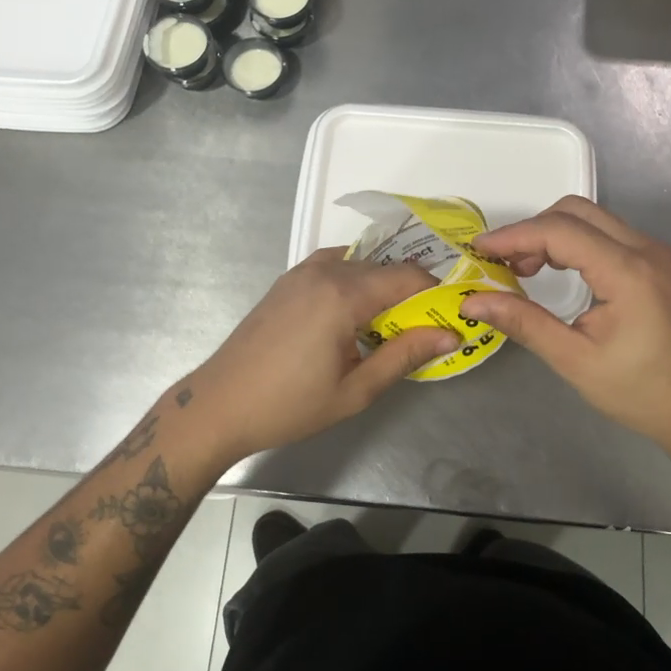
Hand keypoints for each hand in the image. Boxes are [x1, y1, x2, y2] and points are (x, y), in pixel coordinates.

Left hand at [189, 249, 457, 460]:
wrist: (220, 404)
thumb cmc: (289, 406)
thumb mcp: (355, 390)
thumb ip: (404, 355)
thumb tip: (449, 334)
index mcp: (343, 295)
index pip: (408, 277)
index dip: (435, 293)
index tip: (450, 317)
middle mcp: (324, 271)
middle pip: (385, 268)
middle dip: (411, 293)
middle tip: (424, 328)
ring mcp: (301, 272)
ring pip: (360, 265)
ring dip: (381, 287)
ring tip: (391, 324)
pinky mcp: (287, 281)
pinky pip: (334, 267)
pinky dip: (354, 281)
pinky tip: (355, 314)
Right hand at [460, 196, 670, 452]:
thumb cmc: (639, 391)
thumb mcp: (574, 360)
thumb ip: (524, 323)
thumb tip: (472, 303)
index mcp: (628, 272)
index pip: (560, 231)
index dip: (513, 236)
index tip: (477, 250)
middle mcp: (644, 250)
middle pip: (575, 212)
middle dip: (530, 230)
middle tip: (499, 264)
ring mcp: (652, 253)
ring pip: (590, 218)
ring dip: (549, 234)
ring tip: (519, 270)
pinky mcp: (652, 262)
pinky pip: (604, 234)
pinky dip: (570, 242)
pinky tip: (551, 270)